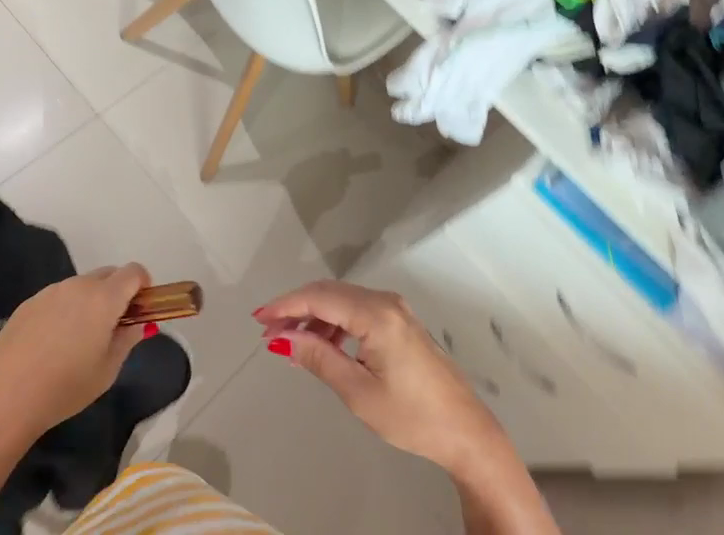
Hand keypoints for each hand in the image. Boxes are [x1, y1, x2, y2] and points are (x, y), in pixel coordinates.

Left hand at [0, 263, 150, 437]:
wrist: (6, 397)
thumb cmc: (66, 387)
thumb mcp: (108, 370)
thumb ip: (127, 339)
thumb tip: (137, 324)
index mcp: (104, 298)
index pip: (133, 272)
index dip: (143, 286)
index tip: (140, 309)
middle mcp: (77, 286)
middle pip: (107, 274)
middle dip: (117, 293)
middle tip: (113, 326)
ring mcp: (49, 292)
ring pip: (80, 286)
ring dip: (89, 301)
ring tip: (78, 340)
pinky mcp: (27, 304)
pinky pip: (56, 298)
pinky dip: (64, 310)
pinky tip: (51, 344)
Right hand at [253, 281, 511, 479]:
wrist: (465, 431)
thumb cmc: (411, 416)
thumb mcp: (357, 391)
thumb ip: (318, 358)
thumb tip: (281, 338)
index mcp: (377, 315)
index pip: (320, 297)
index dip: (286, 305)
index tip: (258, 318)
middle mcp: (387, 303)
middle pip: (330, 292)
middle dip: (296, 307)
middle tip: (267, 330)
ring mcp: (396, 311)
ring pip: (343, 300)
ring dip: (313, 315)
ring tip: (289, 341)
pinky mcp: (401, 323)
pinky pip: (357, 310)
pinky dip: (334, 322)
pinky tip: (321, 344)